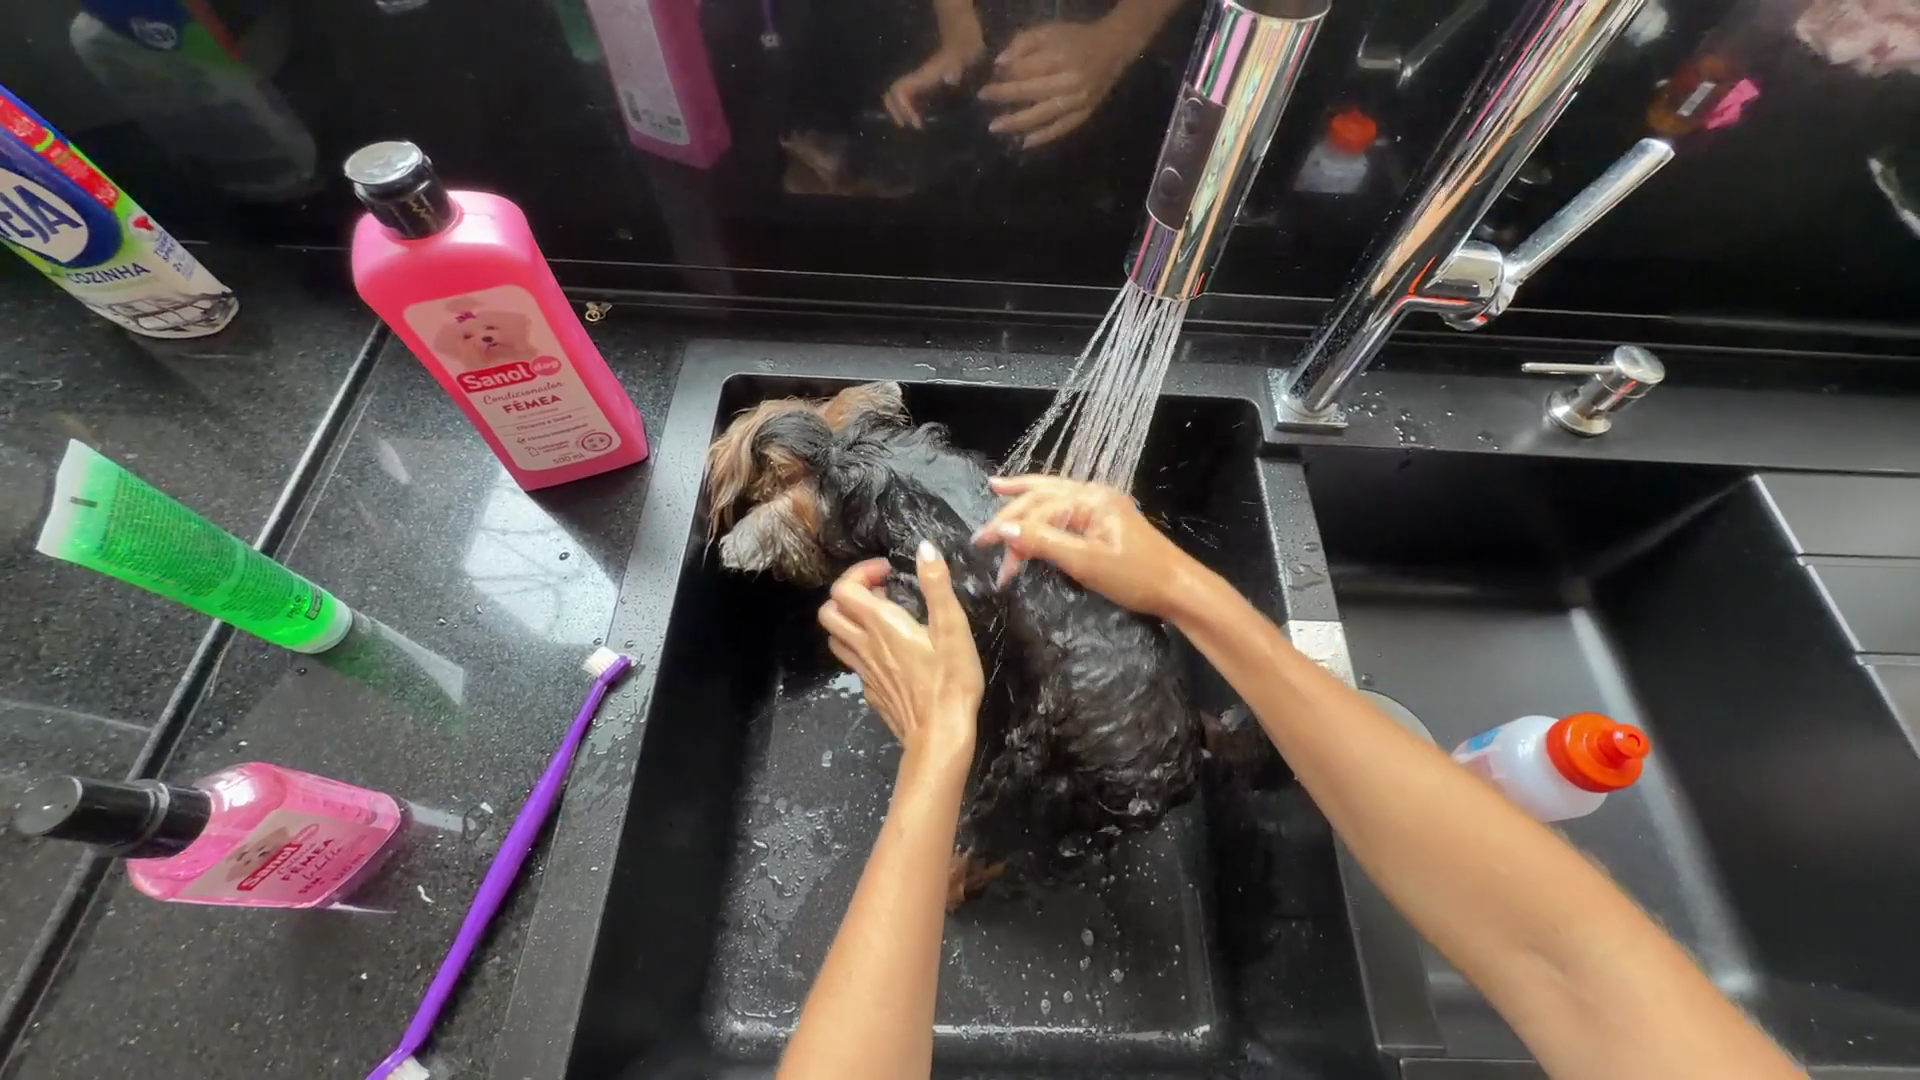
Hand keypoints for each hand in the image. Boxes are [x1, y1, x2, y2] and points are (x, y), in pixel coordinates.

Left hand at [818, 542, 984, 769]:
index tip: (889, 572)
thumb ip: (937, 585)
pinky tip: (889, 652)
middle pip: (829, 612)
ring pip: (836, 637)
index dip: (860, 573)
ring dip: (851, 620)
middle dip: (849, 594)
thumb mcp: (953, 627)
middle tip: (881, 593)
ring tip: (882, 618)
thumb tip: (925, 548)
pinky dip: (862, 647)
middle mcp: (864, 645)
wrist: (939, 736)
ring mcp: (864, 671)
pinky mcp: (871, 690)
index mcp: (881, 625)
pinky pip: (853, 661)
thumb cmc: (950, 681)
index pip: (843, 589)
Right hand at [884, 2, 986, 128]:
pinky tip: (921, 119)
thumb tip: (950, 79)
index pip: (900, 92)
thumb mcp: (966, 56)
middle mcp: (917, 79)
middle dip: (897, 113)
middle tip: (911, 126)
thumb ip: (959, 66)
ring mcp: (919, 81)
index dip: (904, 109)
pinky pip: (907, 98)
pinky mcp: (924, 85)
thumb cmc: (965, 48)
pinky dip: (908, 110)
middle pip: (891, 95)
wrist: (963, 37)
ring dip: (900, 112)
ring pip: (896, 97)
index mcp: (923, 77)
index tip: (918, 124)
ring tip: (914, 125)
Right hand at [972, 475, 1197, 617]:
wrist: (1178, 589)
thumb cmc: (1135, 576)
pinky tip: (1033, 513)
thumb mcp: (1085, 562)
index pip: (1037, 508)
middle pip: (1042, 495)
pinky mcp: (1105, 522)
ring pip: (1053, 498)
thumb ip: (1043, 542)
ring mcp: (1101, 507)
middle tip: (982, 535)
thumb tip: (1005, 528)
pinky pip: (1066, 510)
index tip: (982, 545)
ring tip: (998, 491)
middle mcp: (1094, 495)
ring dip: (1025, 503)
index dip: (1007, 527)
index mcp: (1090, 499)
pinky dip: (1044, 513)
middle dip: (1011, 514)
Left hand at [977, 18, 1137, 147]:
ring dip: (1017, 123)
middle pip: (1031, 93)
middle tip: (983, 106)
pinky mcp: (1083, 114)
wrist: (1113, 49)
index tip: (985, 86)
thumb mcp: (1049, 31)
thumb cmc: (1076, 38)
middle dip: (1005, 99)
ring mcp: (1077, 101)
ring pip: (1043, 115)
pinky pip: (1060, 129)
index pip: (1026, 71)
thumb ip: (1023, 44)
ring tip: (996, 128)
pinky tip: (1023, 143)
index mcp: (1060, 57)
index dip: (1004, 79)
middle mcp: (1069, 81)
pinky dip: (1041, 137)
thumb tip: (999, 64)